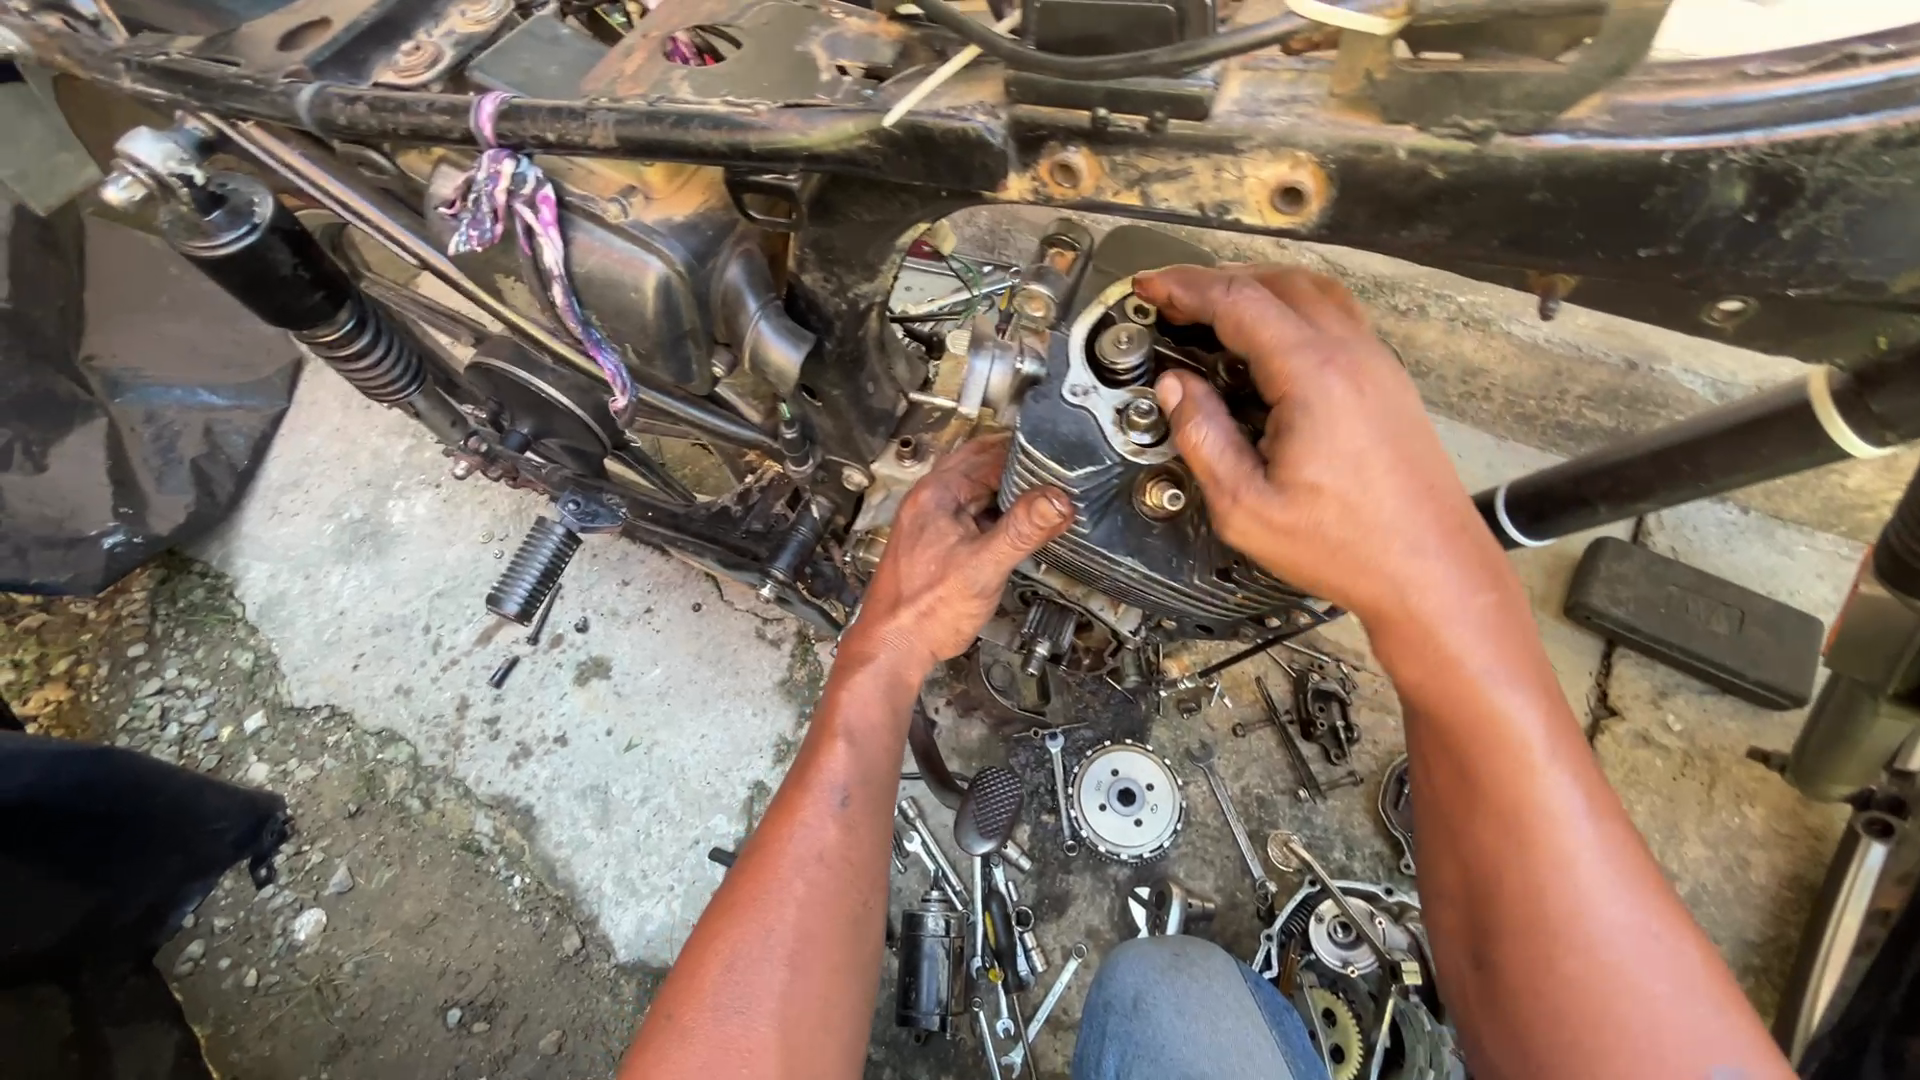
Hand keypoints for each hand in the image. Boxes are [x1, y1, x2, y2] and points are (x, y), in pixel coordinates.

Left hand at [846, 435, 1072, 672]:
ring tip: (1042, 494)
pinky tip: (1012, 524)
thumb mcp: (985, 567)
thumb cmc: (925, 610)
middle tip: (1055, 471)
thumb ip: (1023, 530)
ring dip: (1005, 490)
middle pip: (980, 466)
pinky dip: (993, 511)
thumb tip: (1057, 500)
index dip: (1027, 460)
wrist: (894, 646)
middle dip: (1017, 467)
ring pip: (975, 490)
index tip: (1060, 465)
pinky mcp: (934, 541)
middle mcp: (928, 500)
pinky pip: (969, 513)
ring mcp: (929, 520)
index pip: (990, 456)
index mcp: (936, 494)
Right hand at [1133, 265, 1505, 625]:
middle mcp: (1351, 355)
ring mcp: (1377, 364)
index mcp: (1313, 376)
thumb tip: (1175, 388)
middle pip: (1277, 282)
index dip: (1185, 287)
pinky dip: (1292, 309)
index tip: (1149, 286)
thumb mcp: (1245, 506)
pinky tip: (1269, 340)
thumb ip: (1202, 437)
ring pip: (1314, 292)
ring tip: (1214, 308)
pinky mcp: (1387, 383)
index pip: (1238, 302)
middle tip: (1172, 297)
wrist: (1432, 571)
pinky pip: (1336, 318)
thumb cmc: (1343, 546)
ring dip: (1258, 288)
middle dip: (1216, 280)